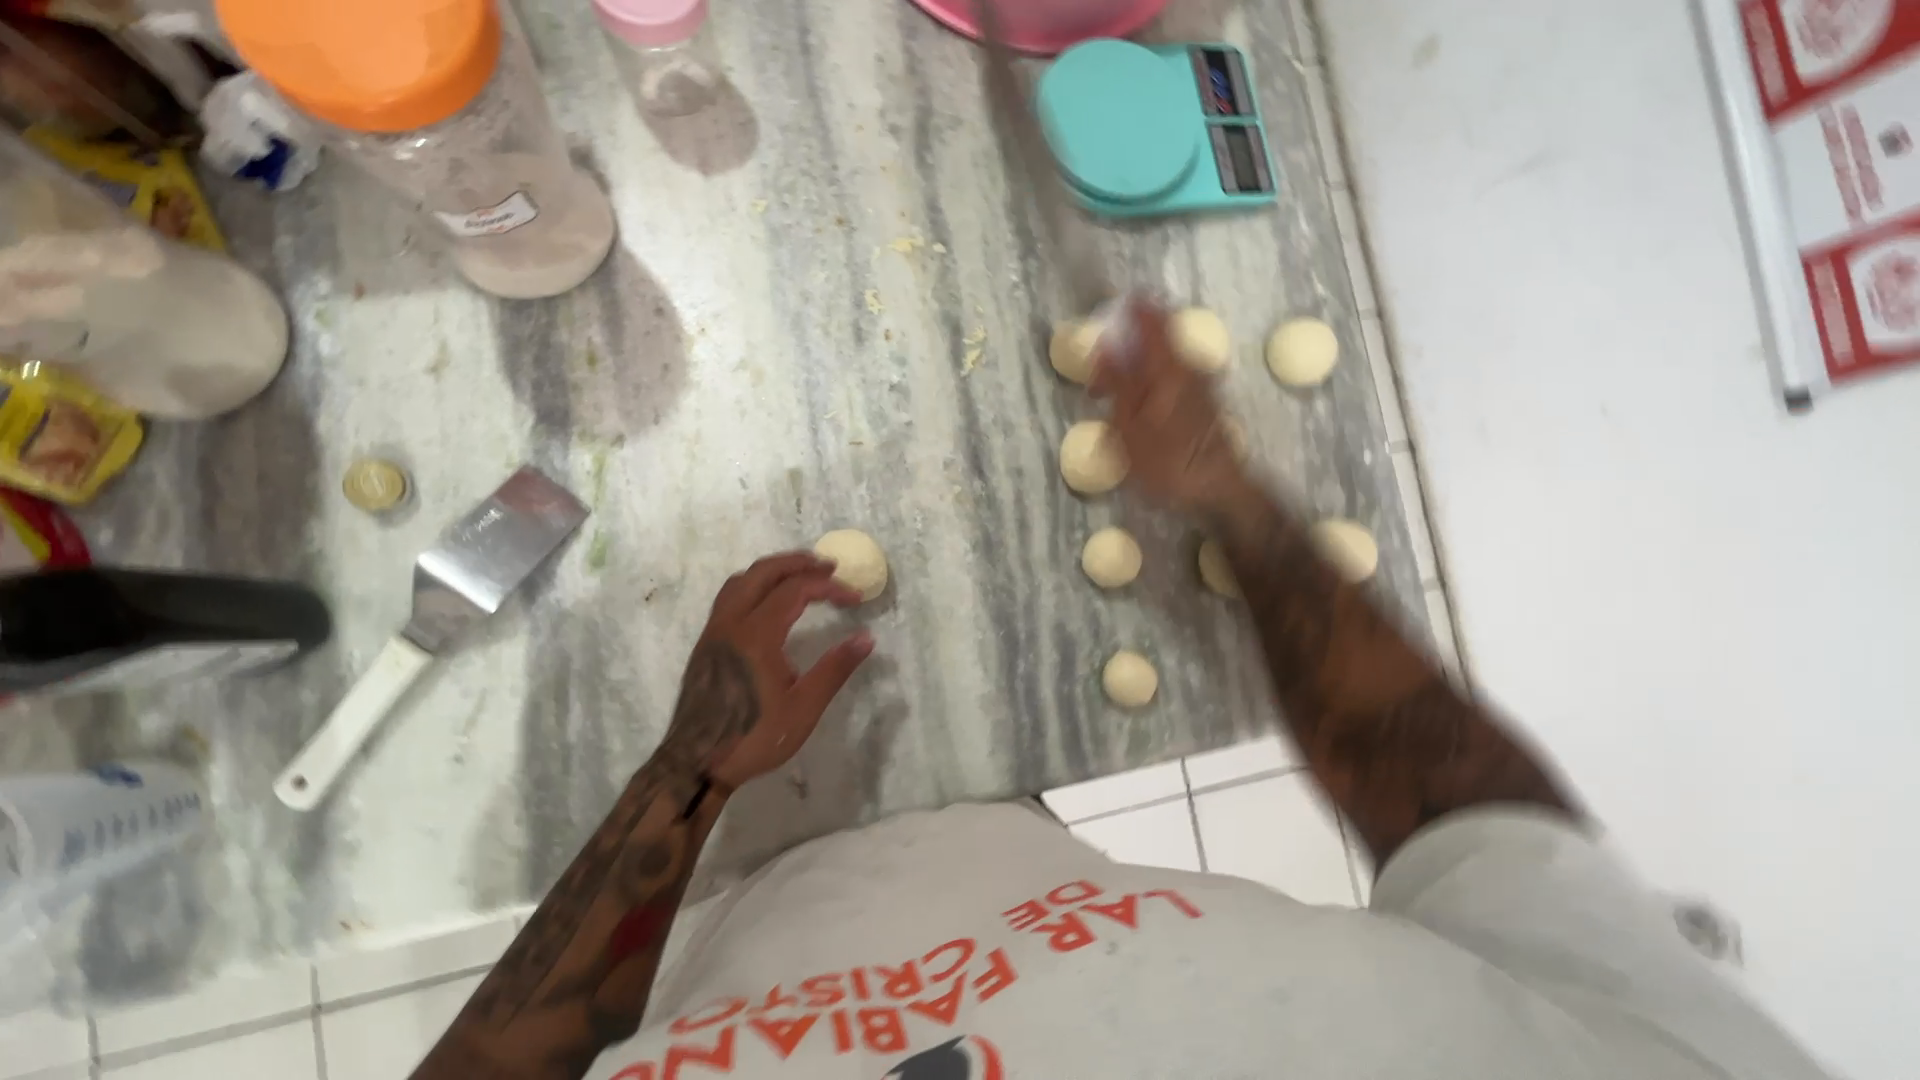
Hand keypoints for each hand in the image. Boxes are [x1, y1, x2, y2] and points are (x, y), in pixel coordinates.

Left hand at [658, 552, 874, 790]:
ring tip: (800, 576)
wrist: (696, 762)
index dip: (828, 587)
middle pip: (764, 572)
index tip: (855, 598)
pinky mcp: (706, 644)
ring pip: (741, 581)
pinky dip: (755, 586)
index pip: (795, 589)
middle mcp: (731, 623)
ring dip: (773, 571)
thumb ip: (835, 668)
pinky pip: (730, 597)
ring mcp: (714, 631)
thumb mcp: (804, 707)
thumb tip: (866, 638)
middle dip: (798, 563)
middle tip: (829, 567)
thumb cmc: (754, 736)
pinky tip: (770, 603)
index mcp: (756, 634)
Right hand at [1089, 298, 1253, 512]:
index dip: (1129, 307)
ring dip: (1137, 372)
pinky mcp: (1207, 403)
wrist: (1217, 492)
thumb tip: (1105, 344)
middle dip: (1126, 348)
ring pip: (1163, 361)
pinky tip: (1140, 414)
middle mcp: (1189, 365)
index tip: (1109, 310)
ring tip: (1114, 402)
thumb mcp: (1127, 426)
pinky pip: (1172, 379)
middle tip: (1100, 378)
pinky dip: (1151, 387)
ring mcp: (1202, 383)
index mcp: (1167, 365)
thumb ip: (1117, 381)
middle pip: (1156, 337)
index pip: (1150, 315)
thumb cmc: (1167, 462)